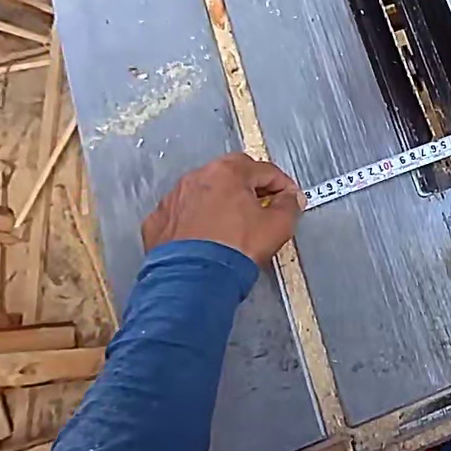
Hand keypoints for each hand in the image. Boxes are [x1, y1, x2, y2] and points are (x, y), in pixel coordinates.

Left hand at [141, 153, 302, 268]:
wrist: (195, 280)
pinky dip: (198, 218)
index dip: (284, 185)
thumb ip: (290, 204)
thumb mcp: (279, 225)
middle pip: (233, 174)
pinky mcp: (159, 221)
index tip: (289, 198)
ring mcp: (174, 198)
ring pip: (206, 191)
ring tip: (237, 224)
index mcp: (228, 173)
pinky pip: (185, 212)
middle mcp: (197, 178)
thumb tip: (291, 199)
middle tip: (265, 206)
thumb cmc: (234, 249)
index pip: (266, 170)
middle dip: (252, 187)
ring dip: (223, 201)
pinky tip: (209, 235)